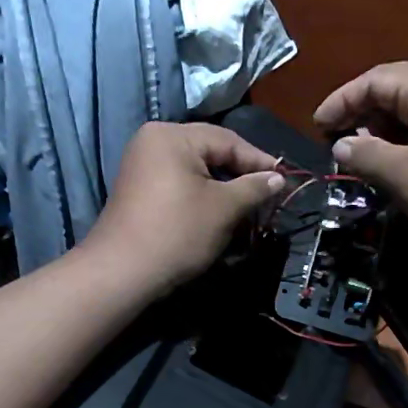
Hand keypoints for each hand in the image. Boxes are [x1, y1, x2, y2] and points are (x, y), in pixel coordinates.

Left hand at [83, 122, 284, 290]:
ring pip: (195, 171)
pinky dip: (201, 197)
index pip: (228, 140)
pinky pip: (179, 184)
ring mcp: (142, 166)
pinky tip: (218, 215)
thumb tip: (277, 178)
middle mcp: (153, 141)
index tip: (284, 181)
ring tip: (247, 209)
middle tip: (267, 196)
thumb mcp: (224, 208)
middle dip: (240, 176)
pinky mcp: (138, 191)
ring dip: (222, 189)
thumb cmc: (178, 232)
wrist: (123, 271)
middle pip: (209, 153)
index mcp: (172, 135)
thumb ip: (254, 187)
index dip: (259, 161)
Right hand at [314, 61, 407, 253]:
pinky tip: (398, 165)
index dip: (340, 101)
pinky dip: (406, 141)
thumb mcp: (403, 175)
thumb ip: (365, 155)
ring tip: (363, 159)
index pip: (373, 80)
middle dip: (361, 116)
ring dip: (383, 132)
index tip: (315, 126)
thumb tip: (340, 145)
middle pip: (393, 90)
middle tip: (337, 144)